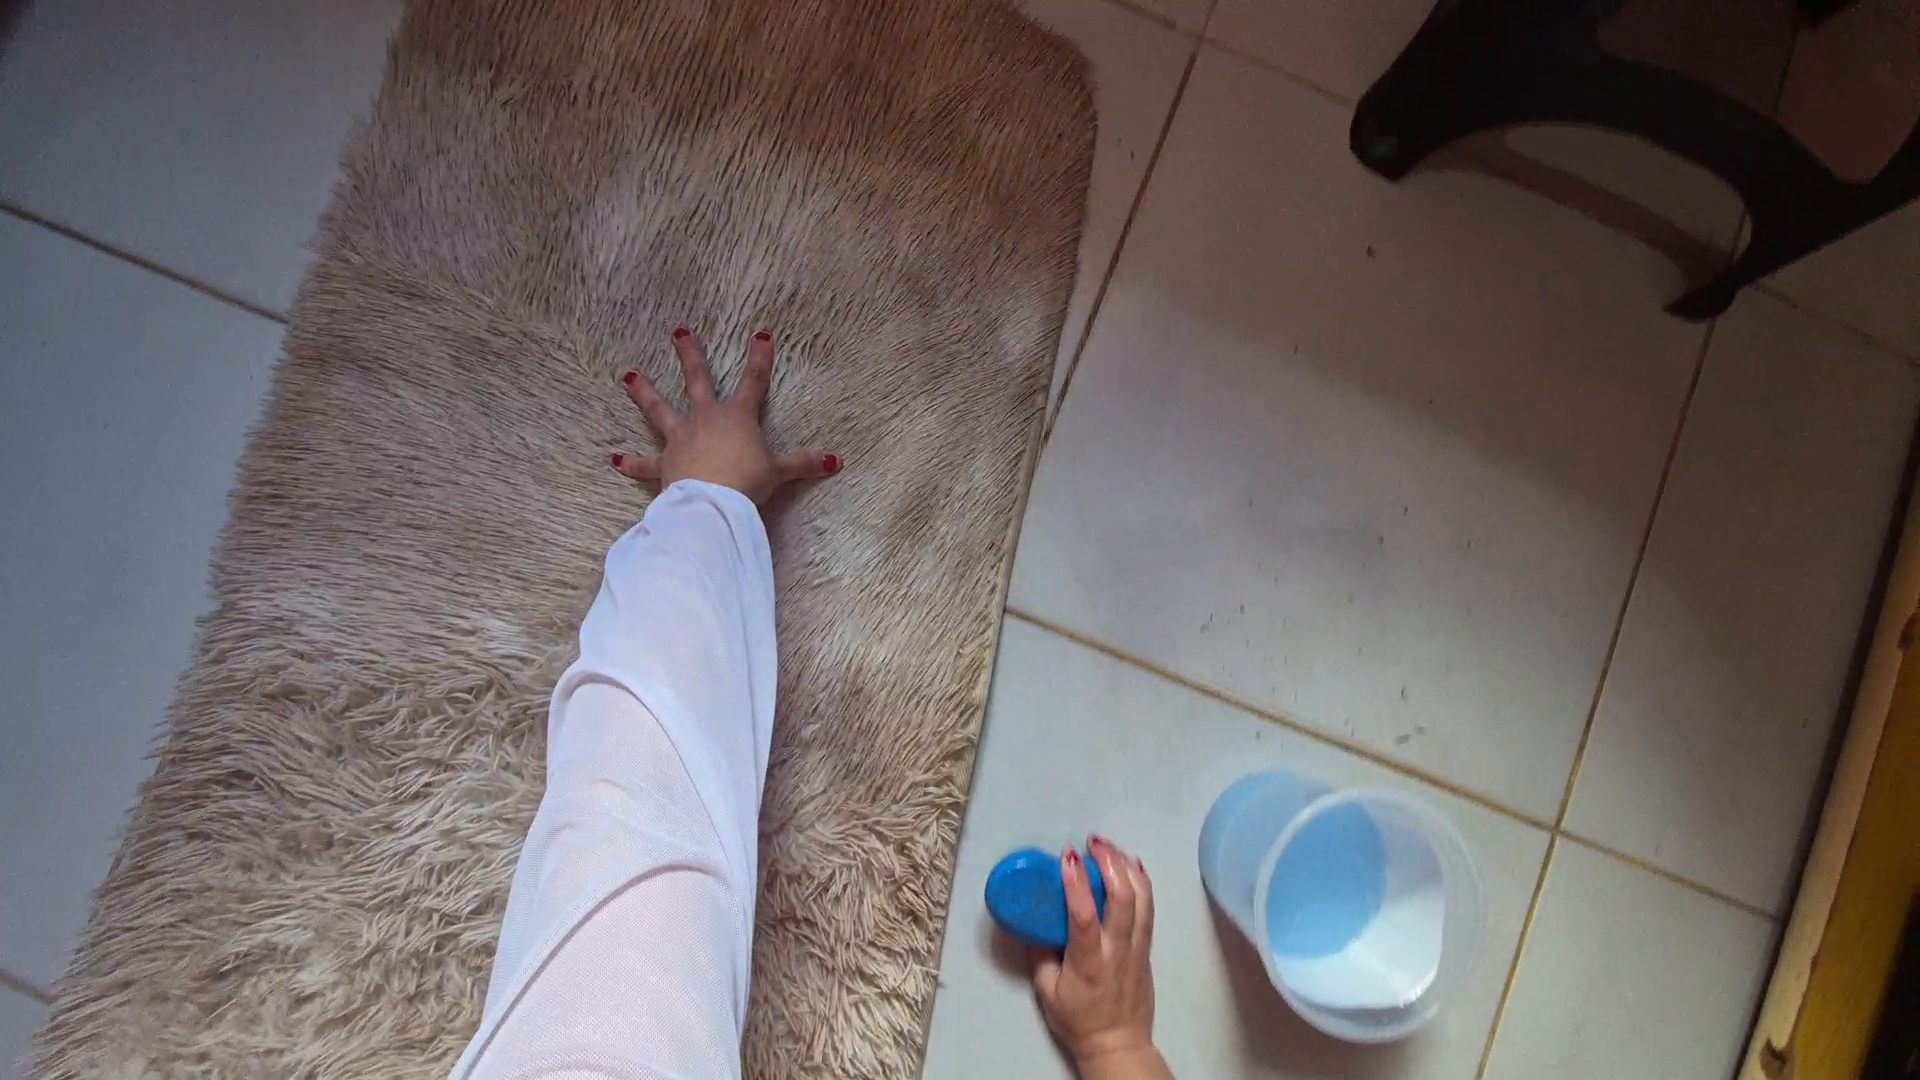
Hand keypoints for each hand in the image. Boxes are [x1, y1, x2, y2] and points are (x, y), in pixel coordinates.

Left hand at [611, 326, 838, 503]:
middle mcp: (706, 419)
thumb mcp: (780, 472)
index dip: (760, 358)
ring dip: (644, 393)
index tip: (762, 334)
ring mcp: (681, 438)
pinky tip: (616, 460)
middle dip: (690, 355)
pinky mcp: (665, 464)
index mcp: (737, 417)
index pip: (754, 382)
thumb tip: (837, 462)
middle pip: (697, 380)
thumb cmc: (747, 481)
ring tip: (629, 376)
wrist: (713, 502)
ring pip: (660, 410)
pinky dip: (632, 463)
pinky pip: (646, 463)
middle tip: (679, 332)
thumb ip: (805, 464)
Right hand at [1032, 838, 1169, 1078]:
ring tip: (1110, 847)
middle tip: (1093, 842)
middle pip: (1123, 900)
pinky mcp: (1147, 947)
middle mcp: (1117, 951)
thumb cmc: (1077, 1019)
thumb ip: (1040, 951)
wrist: (1118, 1045)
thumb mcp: (1047, 990)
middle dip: (1110, 864)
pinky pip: (1149, 908)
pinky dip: (1142, 881)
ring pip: (1142, 899)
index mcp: (1089, 963)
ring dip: (1127, 867)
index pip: (1084, 917)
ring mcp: (1137, 948)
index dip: (1077, 883)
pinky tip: (1132, 863)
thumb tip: (1031, 916)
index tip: (1068, 855)